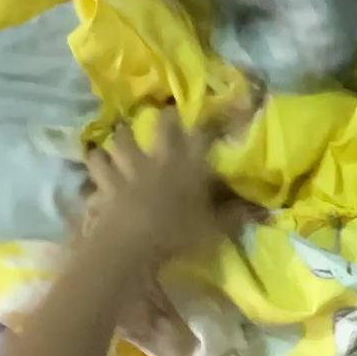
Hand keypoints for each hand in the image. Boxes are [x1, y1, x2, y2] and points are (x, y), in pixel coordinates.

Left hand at [80, 112, 230, 268]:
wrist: (133, 242)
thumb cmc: (179, 233)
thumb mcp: (214, 228)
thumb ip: (233, 216)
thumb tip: (260, 210)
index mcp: (189, 166)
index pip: (202, 135)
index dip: (209, 121)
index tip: (213, 113)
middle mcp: (159, 158)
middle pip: (160, 126)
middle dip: (164, 118)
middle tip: (165, 115)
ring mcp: (128, 167)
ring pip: (120, 140)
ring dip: (120, 138)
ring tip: (121, 140)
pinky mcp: (105, 182)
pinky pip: (96, 164)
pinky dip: (97, 163)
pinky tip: (97, 164)